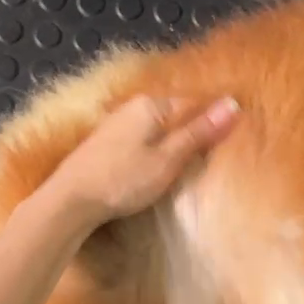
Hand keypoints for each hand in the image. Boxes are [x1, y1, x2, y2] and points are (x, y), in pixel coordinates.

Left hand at [39, 95, 240, 225]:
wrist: (70, 199)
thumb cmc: (123, 179)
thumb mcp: (168, 159)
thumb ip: (199, 133)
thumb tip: (233, 104)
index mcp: (151, 105)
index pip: (194, 103)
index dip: (214, 120)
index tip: (232, 137)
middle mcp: (132, 107)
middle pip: (174, 114)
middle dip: (193, 129)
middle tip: (214, 153)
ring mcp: (116, 124)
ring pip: (156, 127)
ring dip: (173, 141)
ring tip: (190, 161)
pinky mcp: (105, 143)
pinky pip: (141, 139)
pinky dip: (154, 149)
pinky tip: (157, 165)